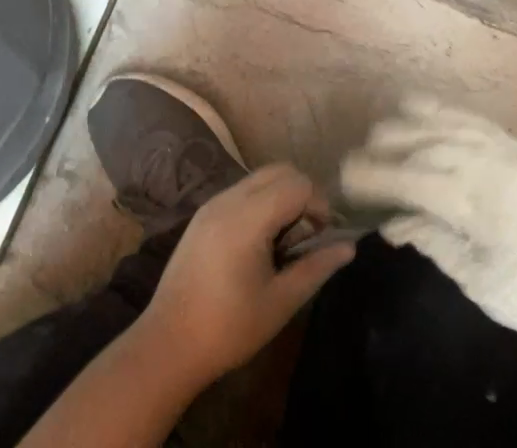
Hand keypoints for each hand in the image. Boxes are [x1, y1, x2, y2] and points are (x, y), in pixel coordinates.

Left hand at [133, 164, 355, 384]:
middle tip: (306, 235)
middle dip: (303, 195)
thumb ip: (317, 267)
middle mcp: (227, 201)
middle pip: (280, 171)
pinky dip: (261, 204)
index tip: (319, 238)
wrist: (167, 345)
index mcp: (247, 218)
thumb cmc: (228, 328)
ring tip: (284, 242)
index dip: (319, 205)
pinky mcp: (201, 217)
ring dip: (281, 198)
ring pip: (259, 179)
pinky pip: (241, 193)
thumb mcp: (281, 301)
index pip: (298, 183)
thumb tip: (349, 247)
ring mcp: (210, 206)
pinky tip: (259, 244)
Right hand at [340, 96, 516, 390]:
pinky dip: (440, 114)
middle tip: (356, 164)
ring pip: (444, 124)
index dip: (373, 175)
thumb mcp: (472, 278)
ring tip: (380, 139)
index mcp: (478, 206)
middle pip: (423, 143)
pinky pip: (471, 119)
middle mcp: (491, 167)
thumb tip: (391, 220)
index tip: (344, 179)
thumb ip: (430, 239)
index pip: (410, 178)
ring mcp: (507, 152)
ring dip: (407, 128)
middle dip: (383, 149)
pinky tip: (419, 116)